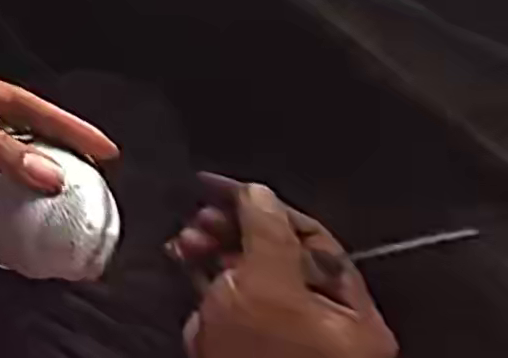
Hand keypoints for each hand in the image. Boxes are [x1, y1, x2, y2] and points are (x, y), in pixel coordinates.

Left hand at [0, 65, 118, 196]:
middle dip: (54, 156)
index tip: (105, 148)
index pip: (23, 104)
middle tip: (97, 183)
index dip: (63, 123)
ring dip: (32, 183)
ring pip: (4, 165)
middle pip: (18, 136)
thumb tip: (54, 175)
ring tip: (75, 207)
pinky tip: (32, 220)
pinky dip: (6, 202)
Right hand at [173, 179, 396, 357]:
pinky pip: (220, 275)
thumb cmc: (266, 349)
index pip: (310, 238)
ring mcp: (276, 315)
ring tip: (186, 242)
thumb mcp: (269, 287)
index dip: (263, 206)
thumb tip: (257, 191)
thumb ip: (266, 235)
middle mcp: (317, 310)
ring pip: (241, 258)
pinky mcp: (239, 317)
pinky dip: (198, 260)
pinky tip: (181, 256)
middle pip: (272, 246)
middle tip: (198, 219)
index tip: (213, 185)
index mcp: (346, 309)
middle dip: (228, 225)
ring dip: (207, 240)